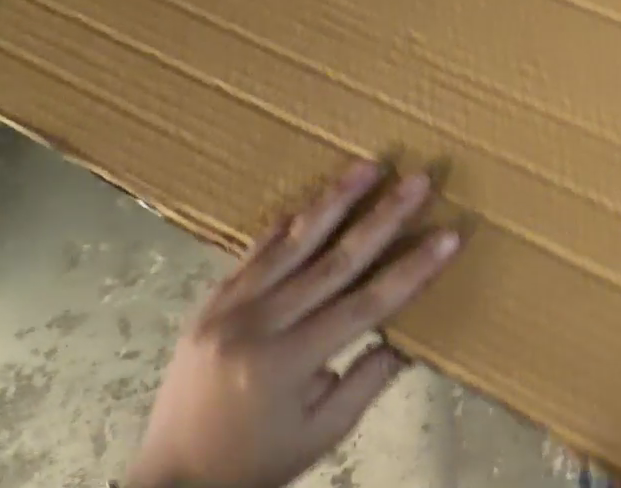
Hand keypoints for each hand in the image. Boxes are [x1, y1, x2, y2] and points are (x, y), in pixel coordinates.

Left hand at [125, 161, 461, 487]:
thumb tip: (412, 330)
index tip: (451, 235)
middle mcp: (254, 327)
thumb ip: (371, 377)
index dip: (413, 270)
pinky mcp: (209, 307)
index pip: (366, 305)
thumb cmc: (258, 461)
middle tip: (419, 180)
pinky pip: (252, 256)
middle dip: (384, 218)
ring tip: (370, 166)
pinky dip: (285, 227)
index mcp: (286, 362)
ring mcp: (225, 312)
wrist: (169, 485)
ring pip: (292, 245)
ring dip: (335, 202)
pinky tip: (309, 202)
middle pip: (333, 262)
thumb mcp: (325, 432)